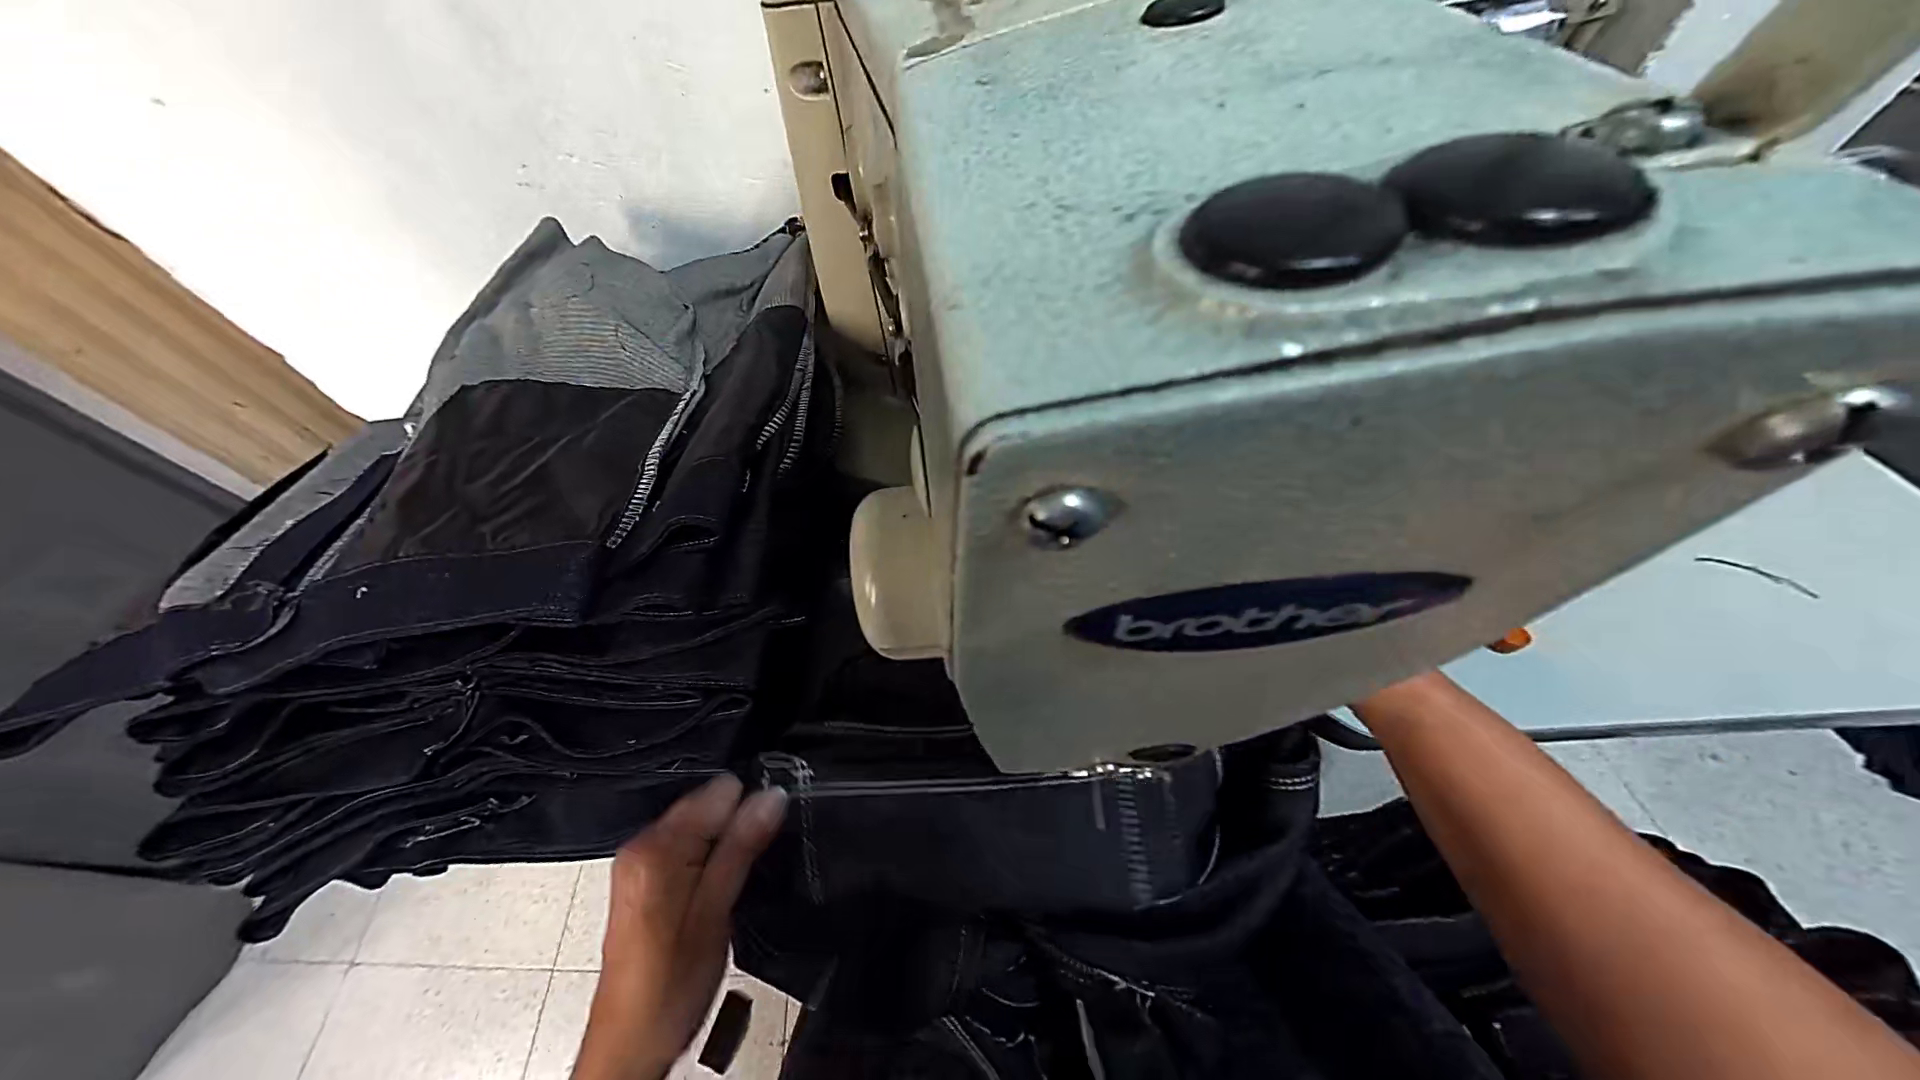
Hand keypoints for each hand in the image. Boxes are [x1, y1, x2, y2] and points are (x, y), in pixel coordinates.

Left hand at [571, 775, 787, 1079]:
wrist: (628, 1045)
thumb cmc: (669, 987)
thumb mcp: (716, 912)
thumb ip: (743, 846)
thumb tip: (772, 795)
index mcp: (656, 848)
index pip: (720, 791)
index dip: (751, 808)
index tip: (765, 837)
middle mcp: (639, 846)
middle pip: (706, 805)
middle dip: (736, 825)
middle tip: (749, 868)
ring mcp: (636, 863)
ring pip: (698, 826)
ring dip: (723, 844)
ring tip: (734, 883)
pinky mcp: (639, 879)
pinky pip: (685, 845)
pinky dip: (707, 858)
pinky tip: (716, 891)